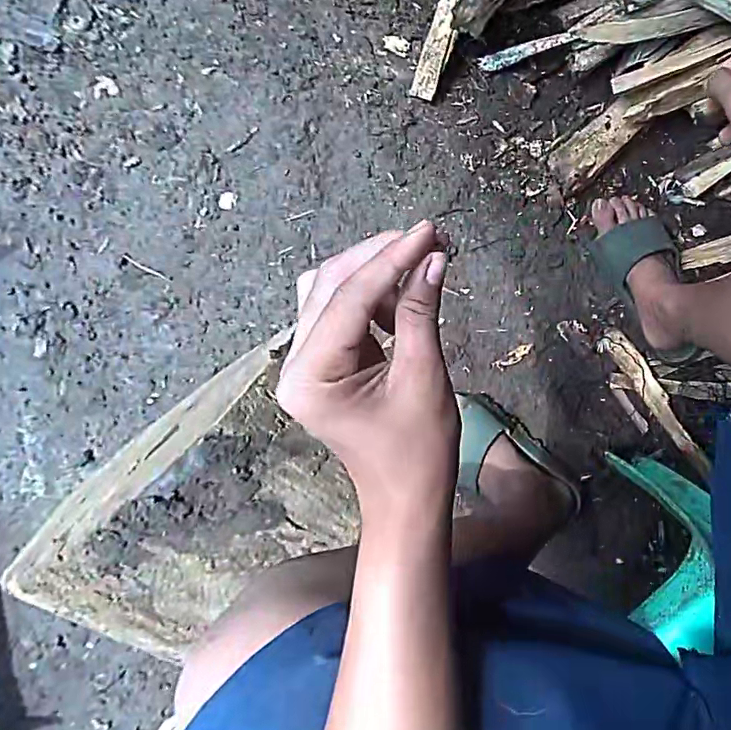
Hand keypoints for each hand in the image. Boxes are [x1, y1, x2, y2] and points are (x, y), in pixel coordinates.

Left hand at [277, 222, 458, 529]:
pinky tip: (406, 292)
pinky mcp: (325, 363)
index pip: (350, 298)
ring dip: (376, 271)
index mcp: (311, 377)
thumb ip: (420, 312)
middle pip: (330, 286)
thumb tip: (434, 258)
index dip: (392, 259)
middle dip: (380, 256)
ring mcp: (307, 364)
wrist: (408, 498)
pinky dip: (375, 295)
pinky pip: (344, 313)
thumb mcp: (424, 376)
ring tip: (423, 259)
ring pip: (332, 293)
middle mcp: (296, 365)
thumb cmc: (419, 451)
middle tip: (429, 237)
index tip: (430, 231)